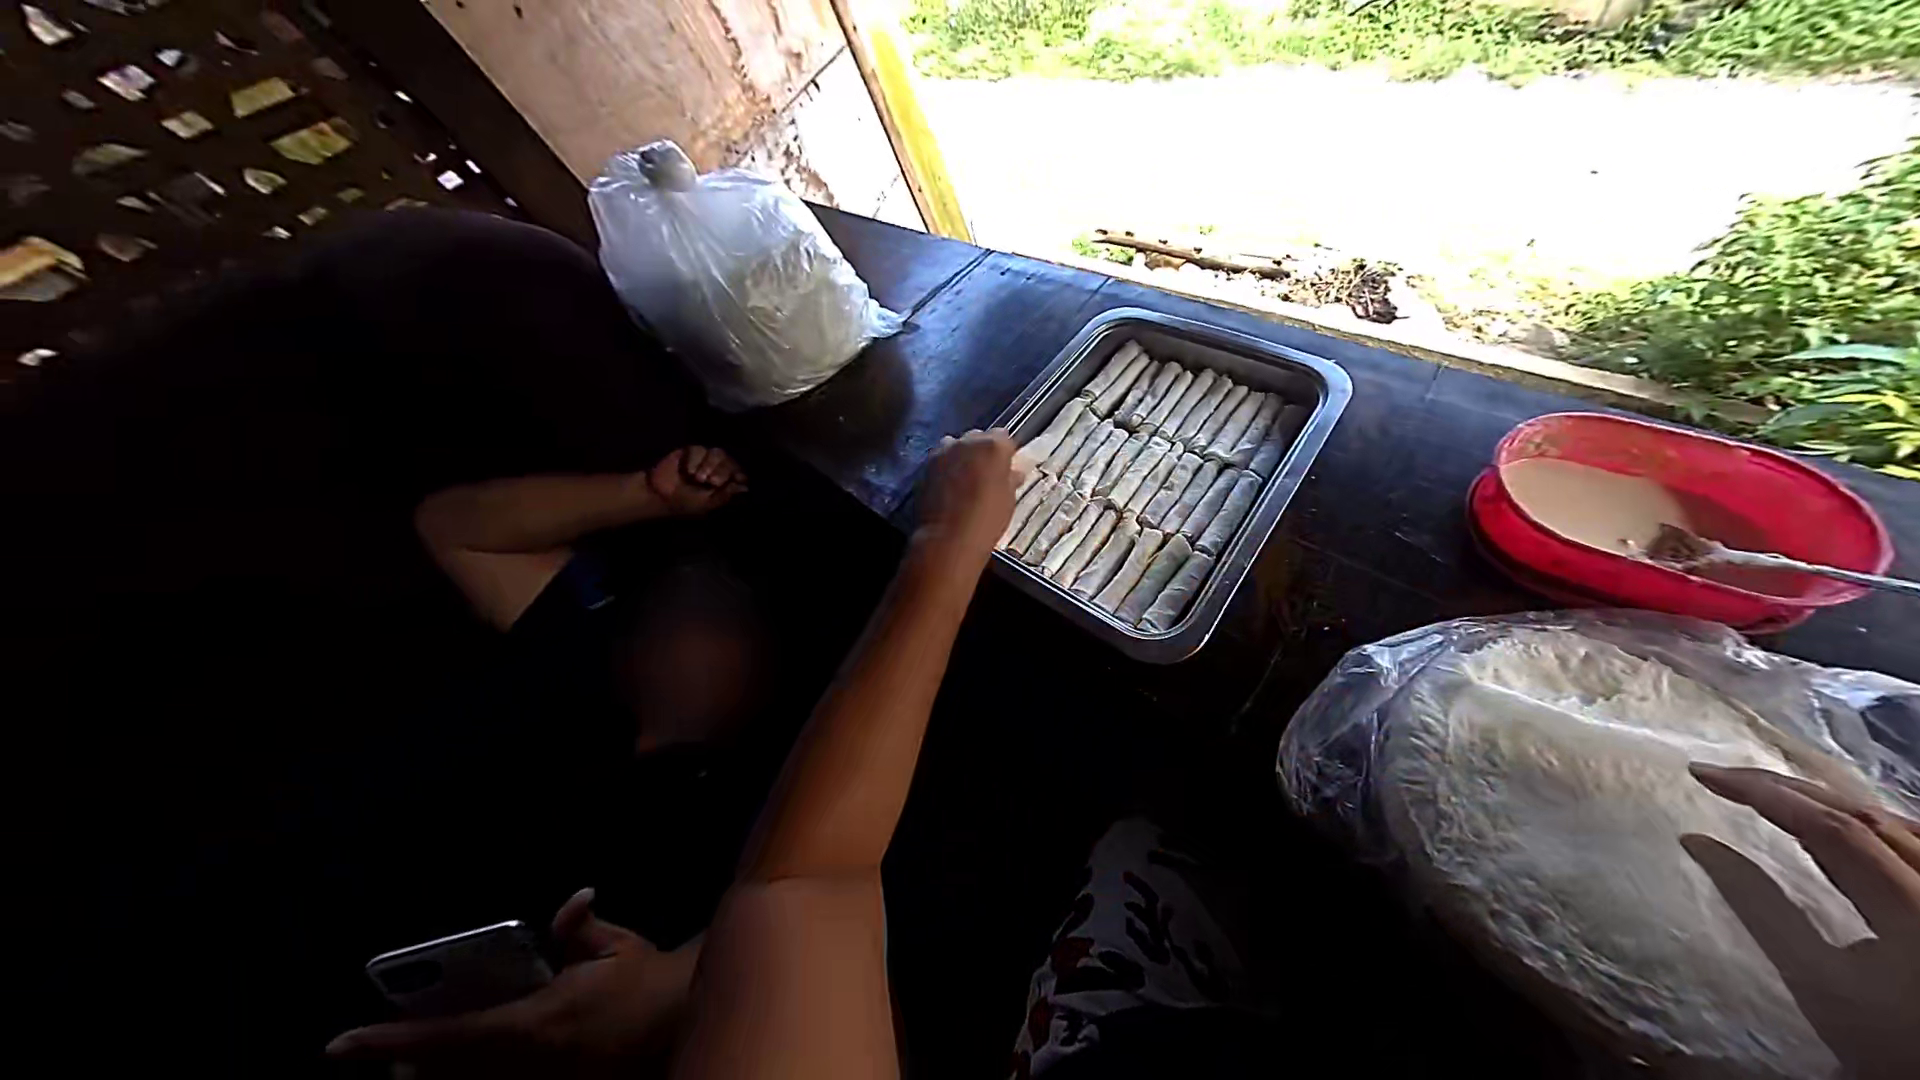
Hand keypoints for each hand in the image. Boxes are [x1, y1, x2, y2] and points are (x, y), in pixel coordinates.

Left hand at [328, 888, 700, 1075]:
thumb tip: (572, 901)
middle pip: (448, 1073)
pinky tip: (474, 1068)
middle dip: (410, 1063)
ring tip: (414, 1067)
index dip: (393, 1041)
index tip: (342, 1044)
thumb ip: (583, 927)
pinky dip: (475, 1078)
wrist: (676, 1018)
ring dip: (439, 1075)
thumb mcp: (616, 945)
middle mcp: (525, 1063)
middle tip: (383, 1053)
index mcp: (536, 1021)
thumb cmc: (642, 978)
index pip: (450, 1035)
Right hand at [645, 446, 746, 515]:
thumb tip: (744, 488)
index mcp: (726, 483)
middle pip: (730, 461)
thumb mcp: (707, 504)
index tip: (736, 478)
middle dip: (723, 471)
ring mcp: (705, 459)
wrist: (659, 494)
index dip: (739, 474)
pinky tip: (686, 471)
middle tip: (710, 482)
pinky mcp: (691, 452)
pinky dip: (694, 461)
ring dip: (708, 466)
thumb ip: (724, 496)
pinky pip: (700, 450)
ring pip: (718, 453)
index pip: (740, 474)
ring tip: (696, 478)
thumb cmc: (685, 503)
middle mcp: (718, 469)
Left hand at [916, 429, 1017, 560]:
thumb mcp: (1007, 500)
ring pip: (956, 446)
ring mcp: (943, 452)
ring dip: (962, 457)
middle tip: (986, 474)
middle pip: (978, 438)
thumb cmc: (986, 520)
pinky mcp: (925, 466)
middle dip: (982, 451)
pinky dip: (945, 468)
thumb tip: (1013, 473)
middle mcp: (966, 442)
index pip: (1003, 437)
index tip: (1005, 466)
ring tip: (965, 480)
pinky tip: (949, 488)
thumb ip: (1009, 479)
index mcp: (993, 446)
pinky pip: (940, 460)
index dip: (1005, 452)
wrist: (947, 539)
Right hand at [1684, 764, 1919, 1079]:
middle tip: (1720, 773)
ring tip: (1767, 787)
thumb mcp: (1820, 982)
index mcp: (1916, 912)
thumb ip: (1764, 909)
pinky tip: (1831, 815)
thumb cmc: (1882, 1033)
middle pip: (1869, 817)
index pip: (1834, 831)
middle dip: (1787, 787)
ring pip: (1900, 823)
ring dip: (1824, 798)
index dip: (1765, 794)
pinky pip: (1914, 840)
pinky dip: (1862, 817)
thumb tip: (1698, 841)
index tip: (1701, 775)